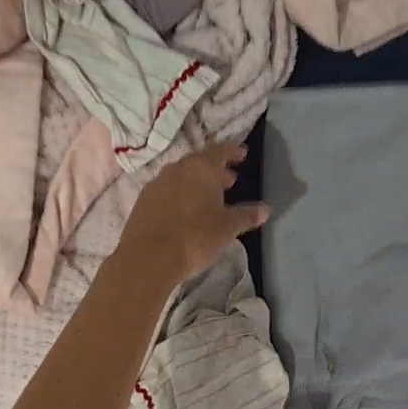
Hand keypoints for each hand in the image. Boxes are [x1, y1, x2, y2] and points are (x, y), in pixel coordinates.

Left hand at [117, 142, 268, 287]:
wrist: (148, 258)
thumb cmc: (195, 238)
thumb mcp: (227, 229)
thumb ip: (246, 216)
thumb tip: (265, 210)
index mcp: (201, 168)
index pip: (221, 150)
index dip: (233, 151)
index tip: (243, 155)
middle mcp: (177, 169)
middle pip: (199, 162)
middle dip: (215, 170)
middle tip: (229, 181)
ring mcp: (156, 184)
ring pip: (181, 176)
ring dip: (196, 183)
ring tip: (207, 198)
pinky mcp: (142, 201)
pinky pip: (166, 191)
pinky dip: (179, 195)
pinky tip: (183, 211)